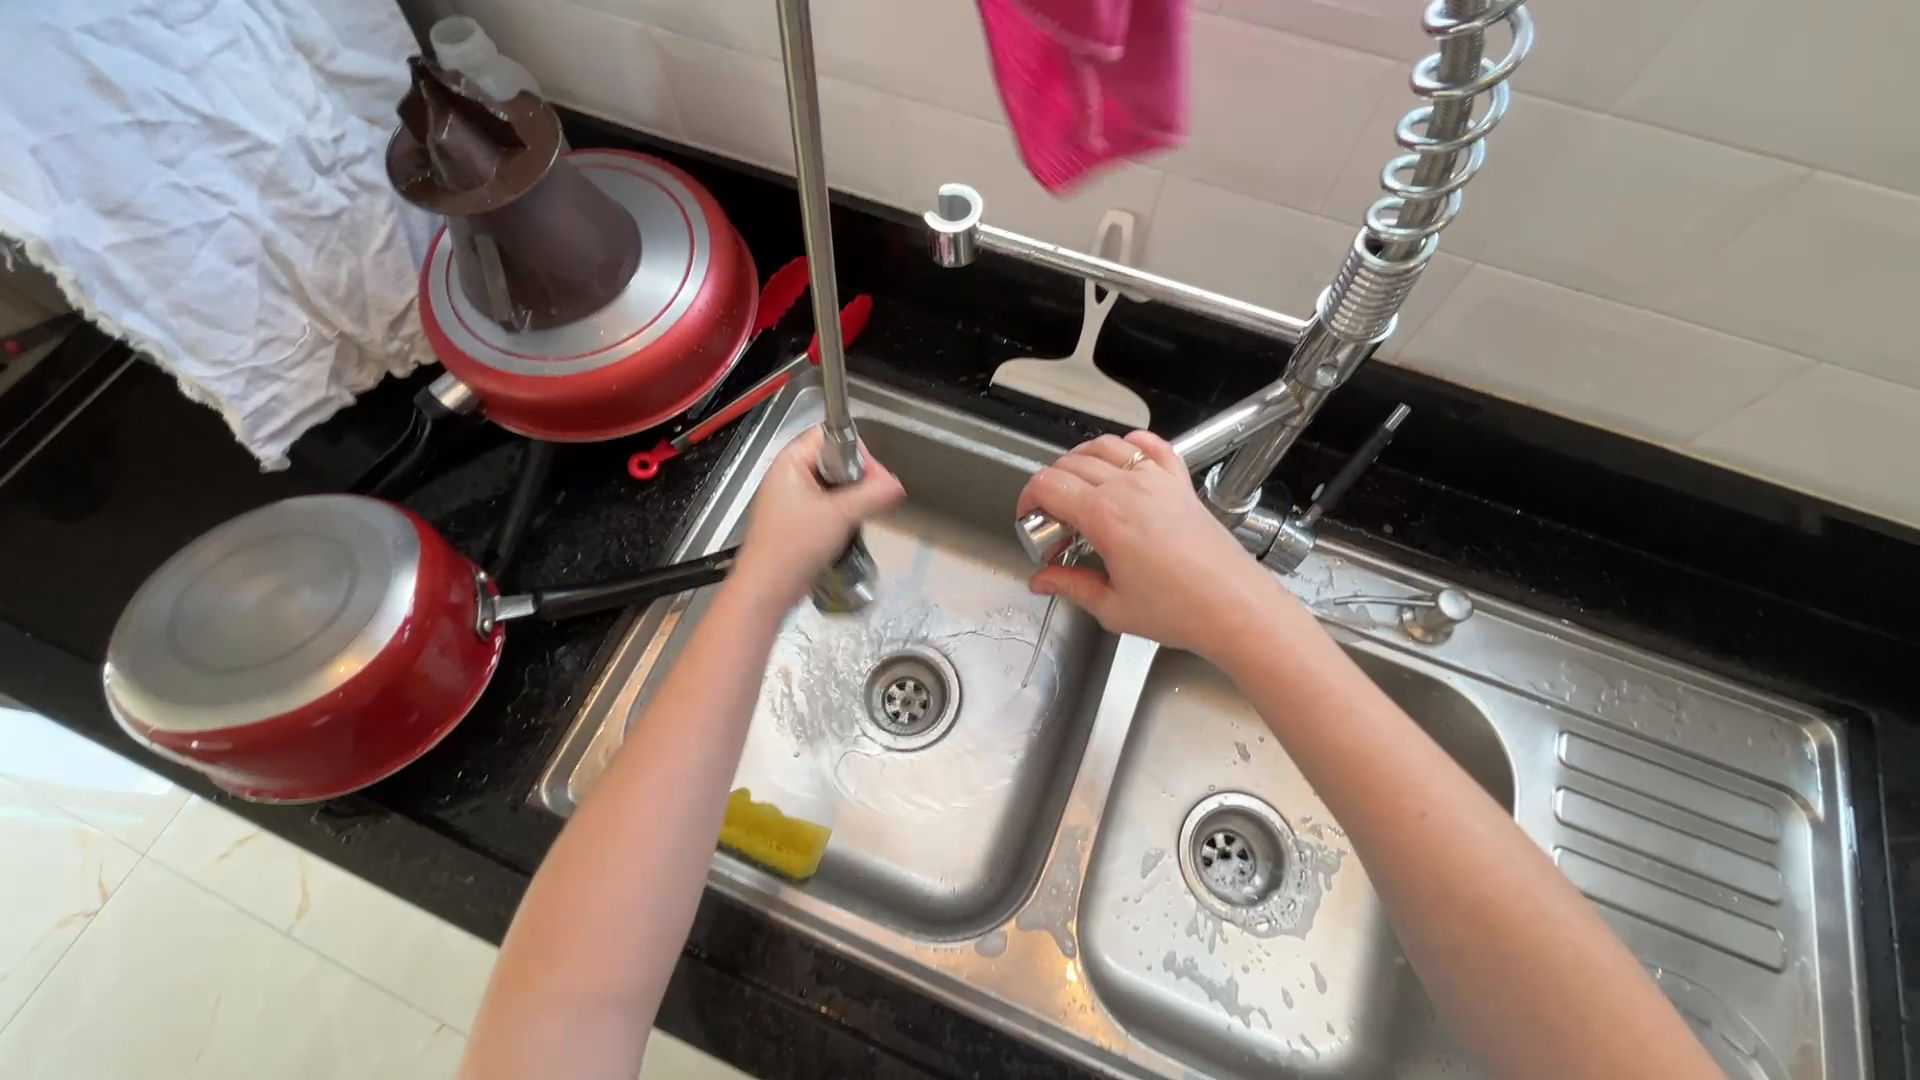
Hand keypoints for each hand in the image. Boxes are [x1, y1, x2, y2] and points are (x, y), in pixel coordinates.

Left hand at [732, 426, 904, 607]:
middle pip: (832, 461)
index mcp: (789, 462)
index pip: (828, 436)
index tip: (874, 476)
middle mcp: (787, 476)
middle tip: (874, 498)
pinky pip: (824, 506)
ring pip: (831, 486)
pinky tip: (851, 528)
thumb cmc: (796, 545)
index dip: (856, 451)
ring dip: (851, 498)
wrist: (767, 589)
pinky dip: (840, 513)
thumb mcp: (841, 515)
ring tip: (864, 514)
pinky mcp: (794, 522)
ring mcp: (788, 500)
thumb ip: (873, 496)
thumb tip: (897, 486)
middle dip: (857, 478)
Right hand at [1016, 431, 1280, 658]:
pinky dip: (1129, 446)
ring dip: (1081, 461)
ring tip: (1078, 490)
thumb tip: (1042, 580)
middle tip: (1054, 521)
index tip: (1030, 518)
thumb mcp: (1112, 607)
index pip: (1047, 484)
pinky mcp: (1180, 484)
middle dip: (1050, 488)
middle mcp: (1130, 488)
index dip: (1028, 498)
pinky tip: (1122, 460)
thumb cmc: (1183, 610)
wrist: (1235, 607)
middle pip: (1070, 464)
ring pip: (1104, 446)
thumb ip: (1070, 586)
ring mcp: (1157, 481)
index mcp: (1105, 516)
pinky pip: (1150, 445)